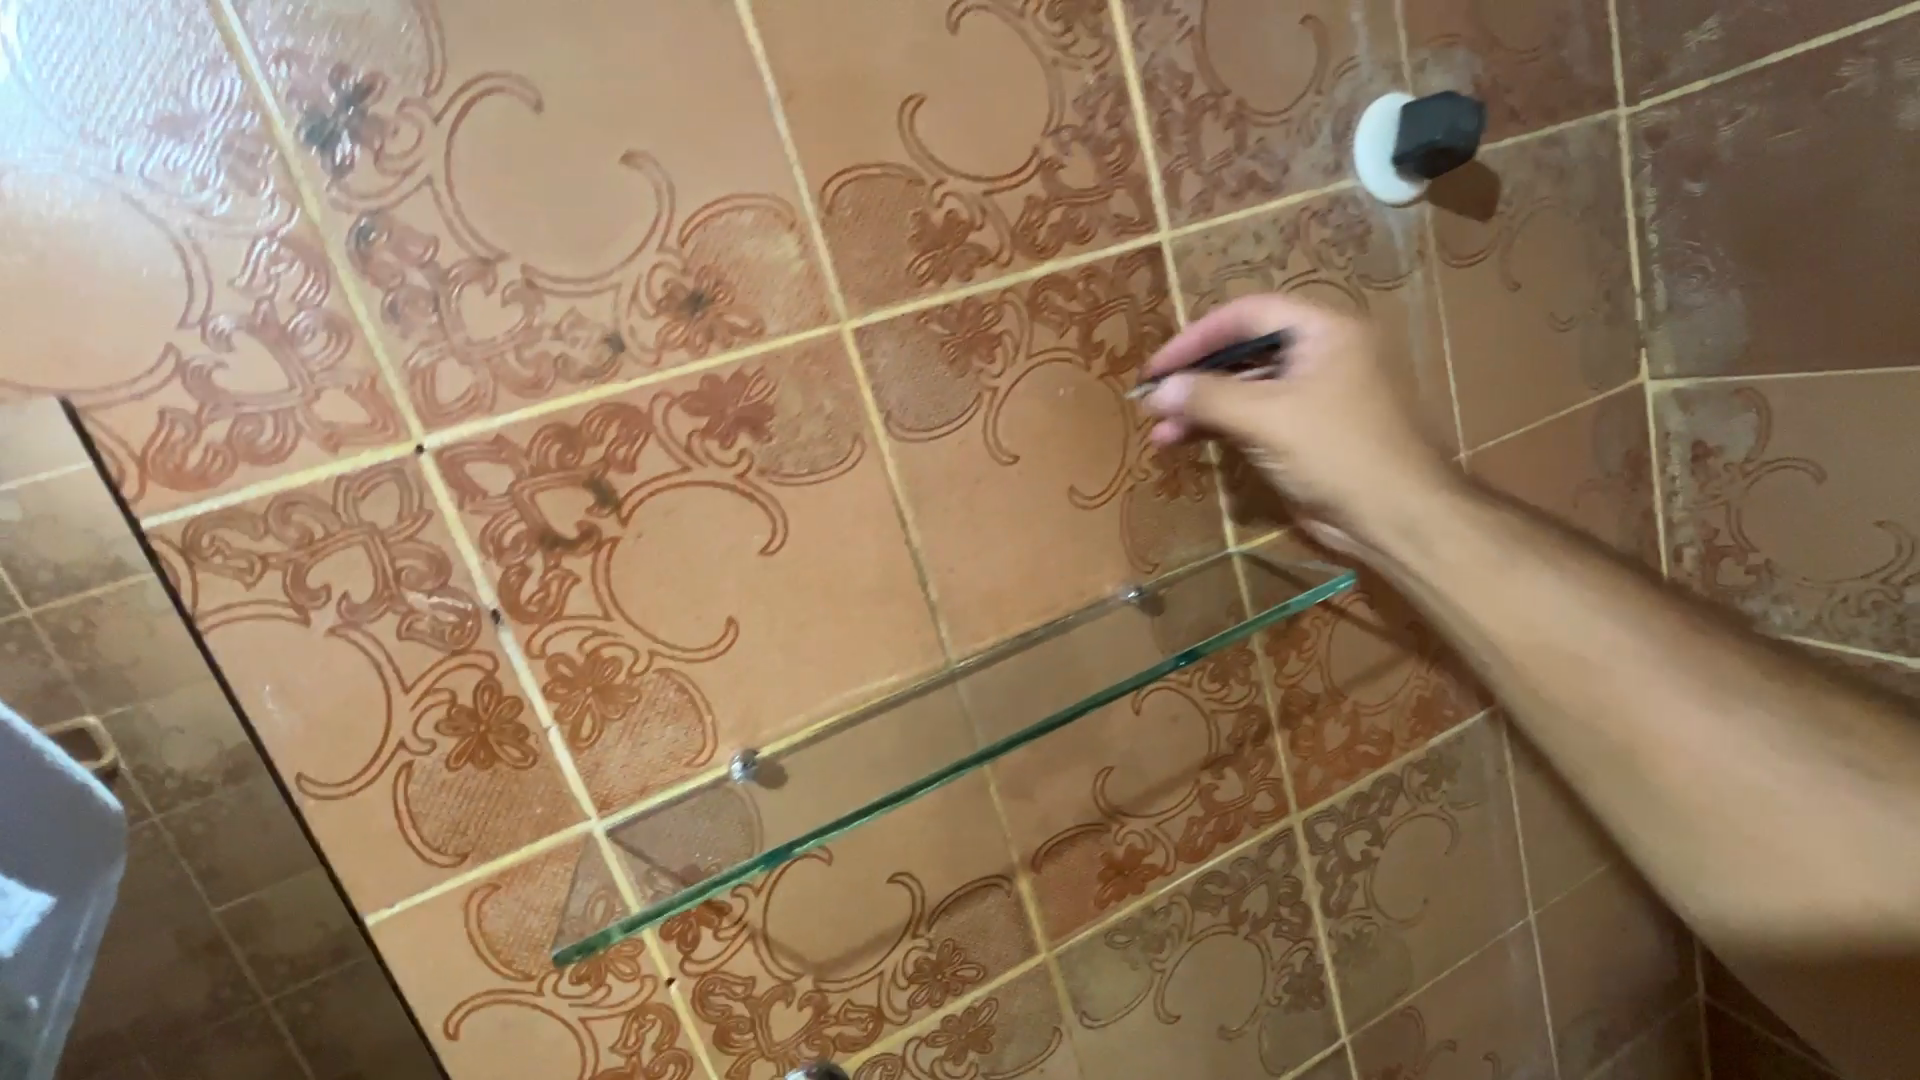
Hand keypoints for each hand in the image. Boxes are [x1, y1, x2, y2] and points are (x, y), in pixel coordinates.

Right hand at [1142, 293, 1455, 547]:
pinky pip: (1251, 419)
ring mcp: (1311, 396)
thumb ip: (1209, 398)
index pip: (1247, 314)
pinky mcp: (1302, 433)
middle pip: (1242, 351)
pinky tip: (1184, 442)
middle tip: (1153, 398)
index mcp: (1324, 332)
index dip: (1196, 337)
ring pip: (1243, 389)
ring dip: (1200, 407)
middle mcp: (1318, 355)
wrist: (1395, 517)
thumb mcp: (1269, 418)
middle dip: (1195, 377)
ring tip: (1160, 430)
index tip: (1157, 367)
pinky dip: (1218, 428)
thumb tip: (1158, 391)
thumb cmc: (1339, 452)